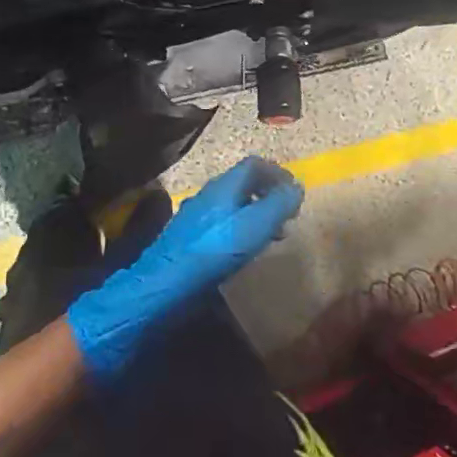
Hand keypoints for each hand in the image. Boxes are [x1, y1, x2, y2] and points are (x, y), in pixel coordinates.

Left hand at [67, 157, 304, 381]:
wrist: (159, 291)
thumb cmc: (209, 256)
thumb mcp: (251, 229)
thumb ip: (276, 206)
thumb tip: (297, 188)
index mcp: (221, 189)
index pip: (253, 165)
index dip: (278, 173)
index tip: (297, 192)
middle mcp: (207, 198)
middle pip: (243, 184)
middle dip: (269, 193)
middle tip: (289, 213)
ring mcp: (195, 219)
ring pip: (233, 205)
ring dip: (256, 212)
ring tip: (274, 233)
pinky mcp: (189, 242)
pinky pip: (222, 225)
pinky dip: (242, 229)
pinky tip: (245, 251)